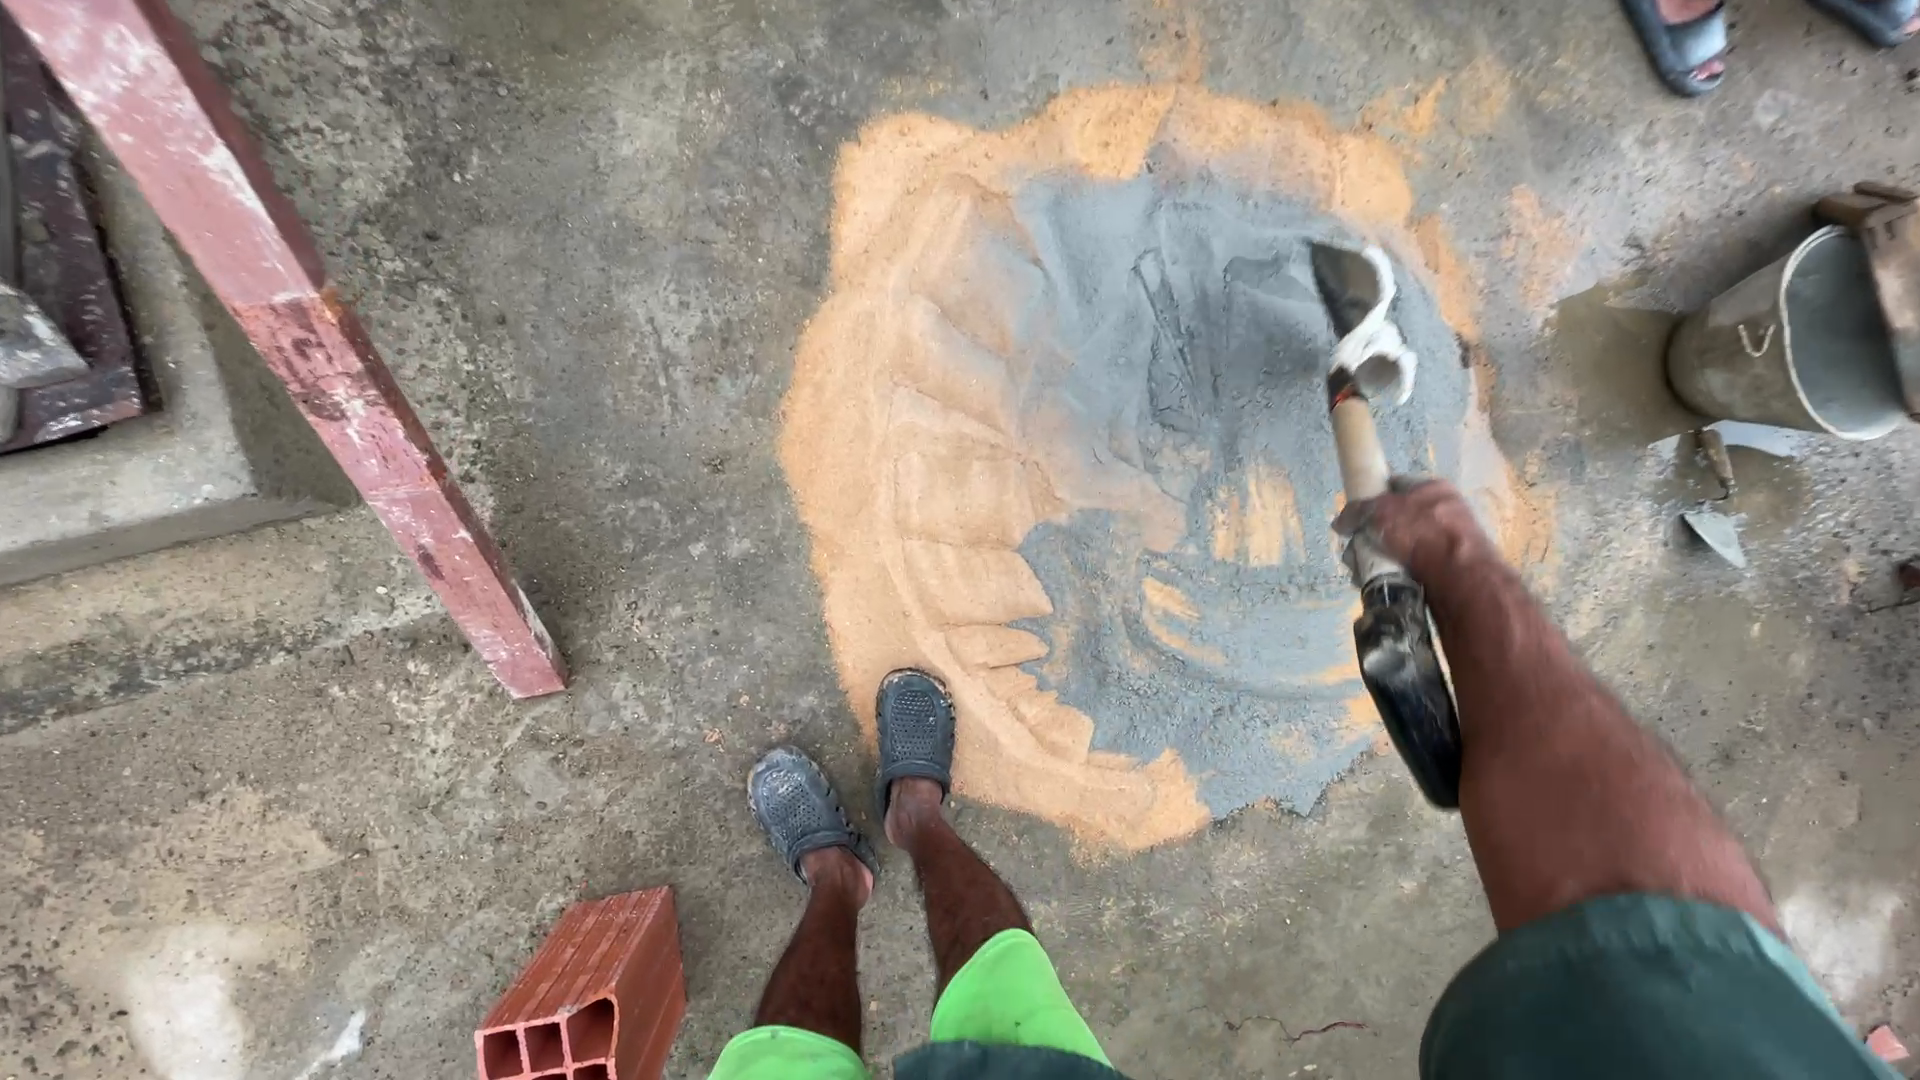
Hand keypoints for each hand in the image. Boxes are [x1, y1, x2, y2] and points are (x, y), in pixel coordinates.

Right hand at [1333, 477, 1501, 584]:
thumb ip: (1356, 512)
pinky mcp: (1443, 567)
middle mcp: (1442, 511)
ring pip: (1396, 545)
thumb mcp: (1381, 511)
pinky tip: (1380, 578)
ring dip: (1375, 556)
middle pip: (1392, 520)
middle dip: (1370, 535)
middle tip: (1357, 547)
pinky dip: (1391, 571)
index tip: (1356, 514)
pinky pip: (1407, 565)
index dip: (1372, 497)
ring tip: (1364, 568)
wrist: (1459, 575)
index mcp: (1433, 488)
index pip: (1395, 485)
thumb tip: (1339, 524)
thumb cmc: (1421, 532)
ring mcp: (1444, 540)